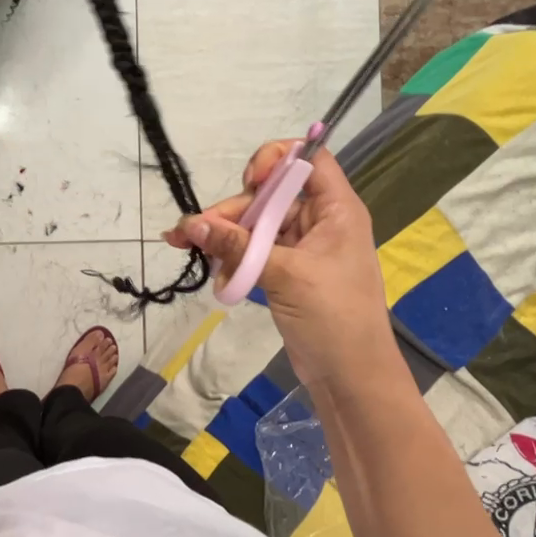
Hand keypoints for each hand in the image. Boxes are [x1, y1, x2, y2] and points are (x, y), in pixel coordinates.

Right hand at [163, 141, 394, 386]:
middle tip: (189, 232)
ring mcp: (300, 248)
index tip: (248, 182)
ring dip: (222, 237)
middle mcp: (318, 222)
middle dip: (229, 211)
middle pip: (267, 196)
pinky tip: (212, 272)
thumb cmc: (334, 317)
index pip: (309, 160)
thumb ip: (237, 246)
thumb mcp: (284, 276)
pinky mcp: (285, 272)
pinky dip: (231, 258)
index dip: (276, 160)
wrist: (350, 376)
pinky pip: (252, 252)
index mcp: (335, 210)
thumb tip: (189, 224)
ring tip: (185, 248)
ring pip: (254, 225)